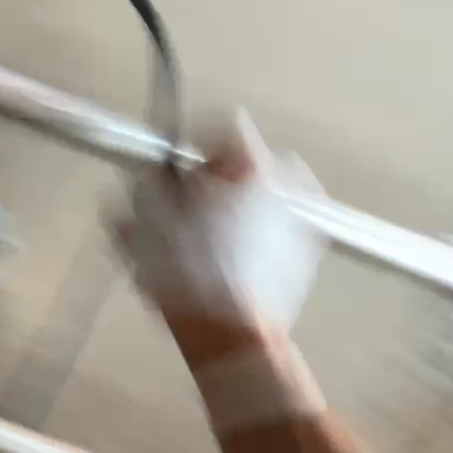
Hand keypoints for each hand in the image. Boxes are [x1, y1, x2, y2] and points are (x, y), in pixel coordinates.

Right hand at [117, 113, 326, 361]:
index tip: (166, 168)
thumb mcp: (143, 221)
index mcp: (249, 168)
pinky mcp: (309, 242)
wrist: (226, 325)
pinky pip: (272, 217)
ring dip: (227, 202)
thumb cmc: (178, 270)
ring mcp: (304, 212)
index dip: (187, 145)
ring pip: (258, 189)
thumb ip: (151, 183)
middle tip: (178, 206)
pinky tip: (222, 252)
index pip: (221, 127)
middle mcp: (287, 180)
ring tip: (198, 233)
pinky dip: (247, 225)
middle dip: (208, 178)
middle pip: (242, 160)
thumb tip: (156, 169)